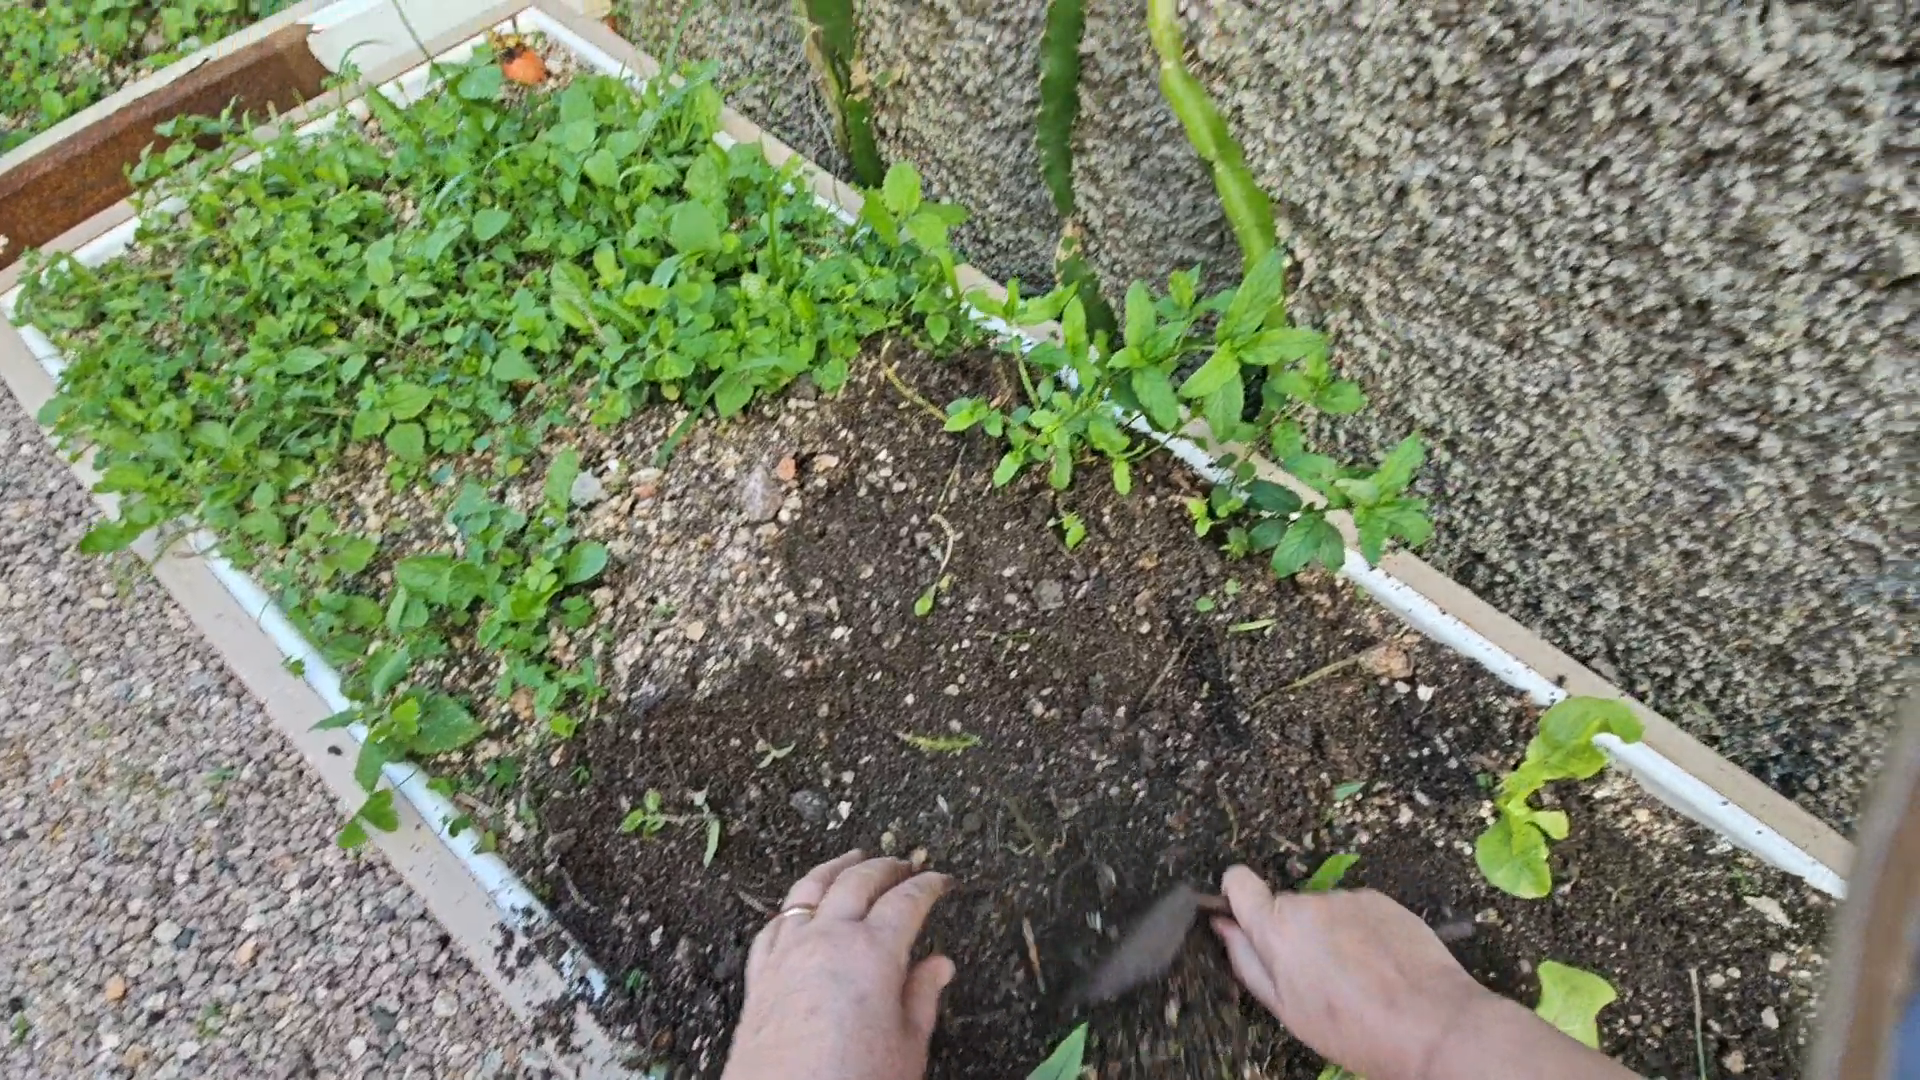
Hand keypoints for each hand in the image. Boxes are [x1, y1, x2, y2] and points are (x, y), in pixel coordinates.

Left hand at [722, 851, 954, 1079]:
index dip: (928, 885)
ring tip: (854, 856)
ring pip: (811, 888)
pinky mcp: (760, 975)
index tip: (942, 879)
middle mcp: (830, 937)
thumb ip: (923, 997)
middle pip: (859, 881)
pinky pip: (775, 925)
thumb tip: (941, 963)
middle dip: (886, 866)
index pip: (907, 900)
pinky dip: (794, 907)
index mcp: (873, 951)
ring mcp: (789, 951)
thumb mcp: (907, 1049)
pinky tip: (802, 908)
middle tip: (905, 864)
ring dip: (837, 866)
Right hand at [1212, 866, 1480, 1079]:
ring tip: (1362, 976)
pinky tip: (1385, 966)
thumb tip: (1224, 925)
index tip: (1249, 918)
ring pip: (1325, 911)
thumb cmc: (1355, 1031)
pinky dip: (1364, 931)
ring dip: (1332, 933)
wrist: (1439, 1027)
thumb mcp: (1288, 1011)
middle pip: (1286, 907)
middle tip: (1323, 976)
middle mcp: (1305, 902)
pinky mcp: (1380, 899)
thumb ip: (1247, 962)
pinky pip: (1358, 911)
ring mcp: (1345, 897)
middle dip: (1296, 933)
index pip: (1237, 880)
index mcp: (1275, 927)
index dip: (1238, 896)